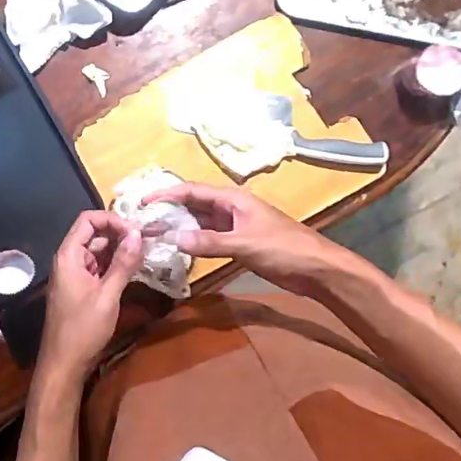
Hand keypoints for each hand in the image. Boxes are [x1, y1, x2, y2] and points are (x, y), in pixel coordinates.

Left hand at [40, 211, 142, 382]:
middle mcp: (70, 260)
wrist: (64, 364)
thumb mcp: (107, 295)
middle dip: (120, 233)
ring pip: (99, 250)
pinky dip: (116, 264)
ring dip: (120, 249)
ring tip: (144, 254)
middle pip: (94, 233)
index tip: (135, 231)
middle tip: (146, 242)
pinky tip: (134, 269)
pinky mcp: (82, 287)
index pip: (88, 219)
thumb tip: (137, 233)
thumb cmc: (82, 329)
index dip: (112, 219)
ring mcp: (75, 274)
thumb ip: (122, 263)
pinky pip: (100, 266)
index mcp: (69, 256)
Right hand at [142, 183, 349, 295]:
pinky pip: (210, 237)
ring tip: (154, 234)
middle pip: (194, 204)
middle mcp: (232, 208)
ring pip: (201, 222)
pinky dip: (194, 241)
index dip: (167, 194)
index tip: (143, 202)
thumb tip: (174, 238)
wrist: (317, 269)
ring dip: (180, 226)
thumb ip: (210, 242)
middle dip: (169, 210)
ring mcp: (236, 225)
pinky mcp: (240, 242)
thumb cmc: (284, 249)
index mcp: (234, 199)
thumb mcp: (245, 244)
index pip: (193, 191)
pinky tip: (180, 248)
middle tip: (143, 221)